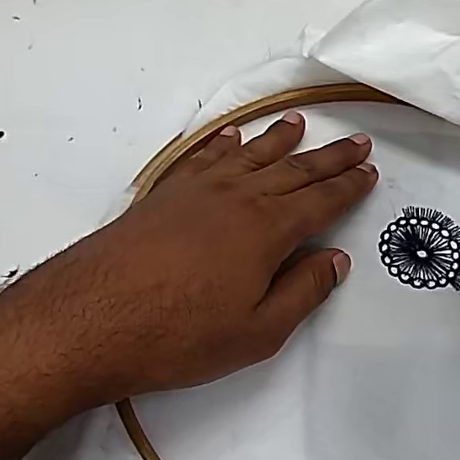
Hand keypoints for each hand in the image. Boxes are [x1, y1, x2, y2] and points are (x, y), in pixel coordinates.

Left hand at [0, 111, 376, 411]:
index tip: (368, 171)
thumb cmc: (180, 335)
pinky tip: (230, 138)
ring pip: (249, 156)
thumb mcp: (257, 332)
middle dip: (328, 157)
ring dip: (278, 140)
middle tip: (355, 142)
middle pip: (293, 169)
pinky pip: (202, 158)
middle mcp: (236, 198)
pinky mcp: (162, 196)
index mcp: (267, 230)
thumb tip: (335, 260)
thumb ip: (302, 293)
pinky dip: (222, 145)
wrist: (90, 319)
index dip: (348, 187)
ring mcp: (196, 191)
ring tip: (299, 124)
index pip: (321, 201)